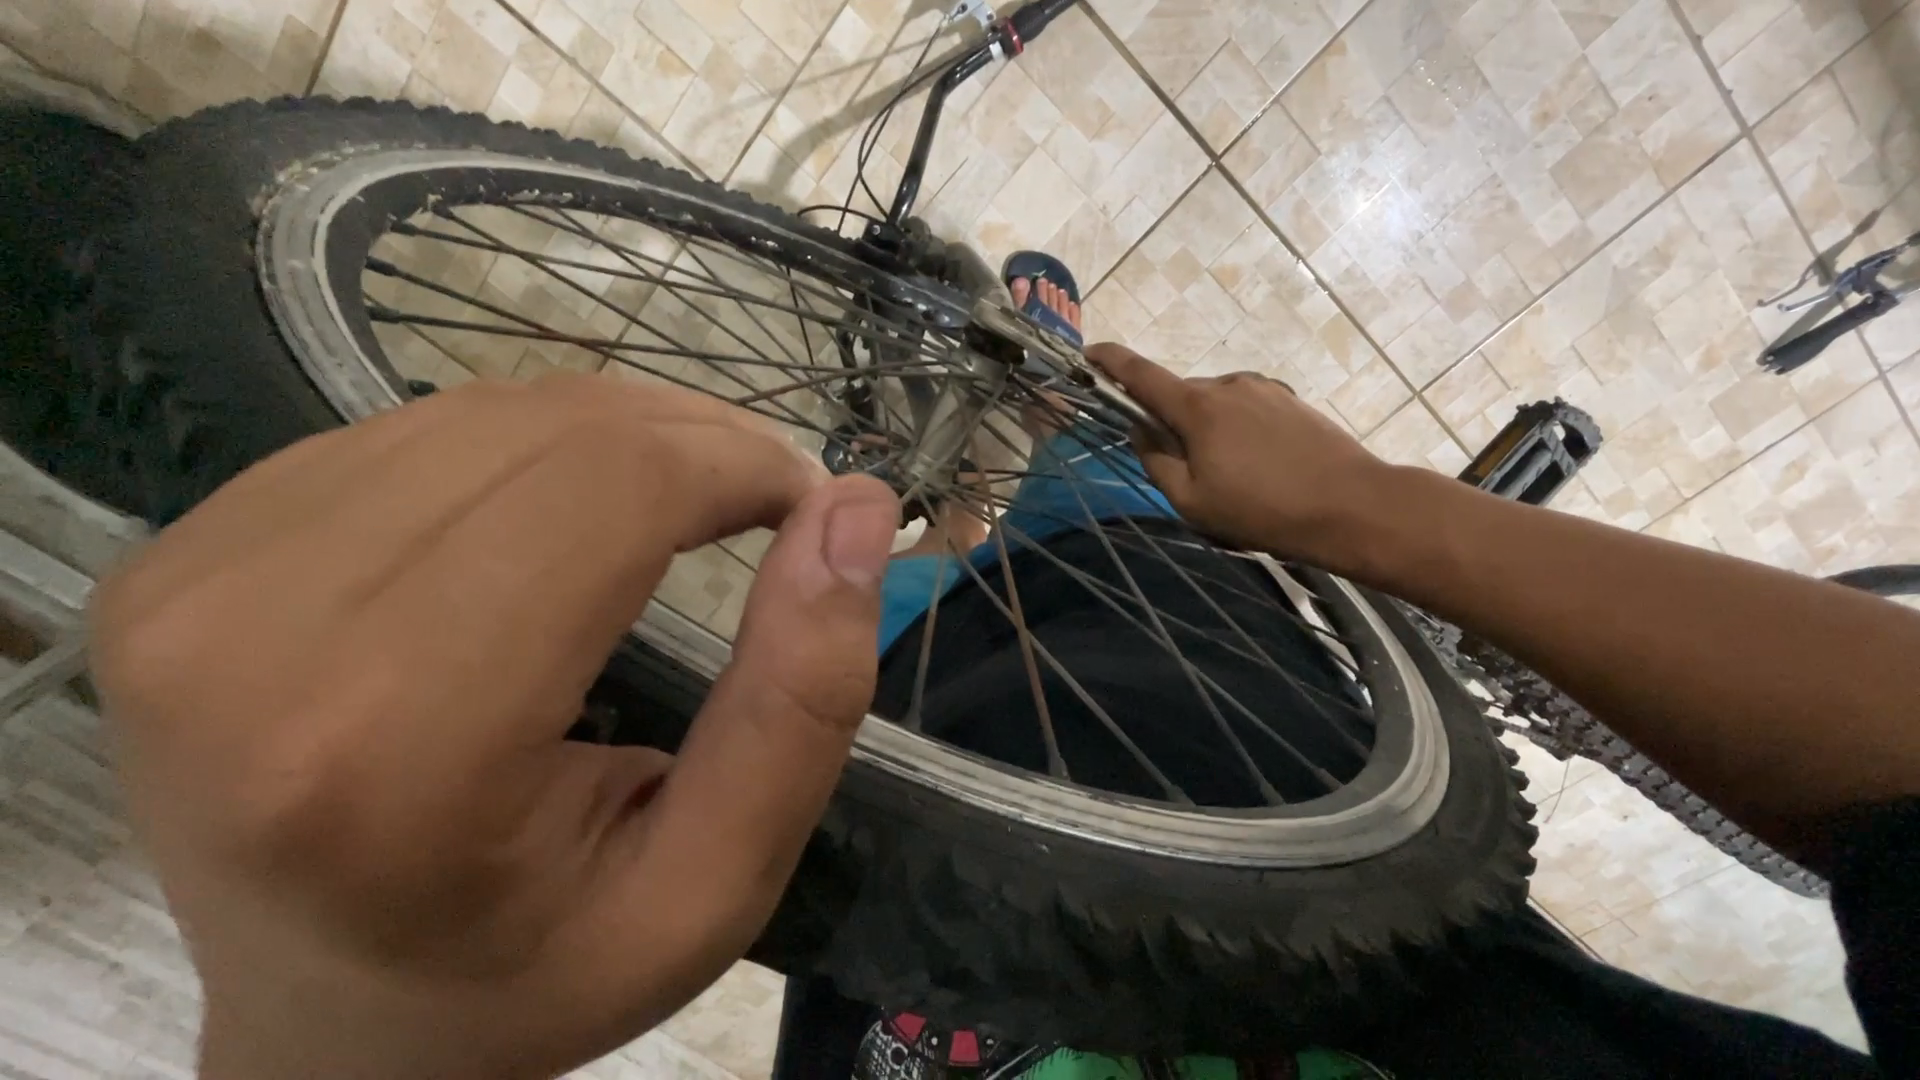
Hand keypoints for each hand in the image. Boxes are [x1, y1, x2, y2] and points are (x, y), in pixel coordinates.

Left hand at [90, 375, 901, 1079]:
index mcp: (393, 745)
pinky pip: (417, 431)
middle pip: (552, 432)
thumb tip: (855, 507)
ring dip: (626, 436)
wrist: (336, 1032)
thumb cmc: (541, 974)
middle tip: (767, 498)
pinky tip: (576, 512)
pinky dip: (539, 450)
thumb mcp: (716, 885)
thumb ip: (802, 703)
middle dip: (698, 441)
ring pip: (490, 410)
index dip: (739, 464)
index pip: (608, 490)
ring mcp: (197, 577)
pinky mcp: (188, 549)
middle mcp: (255, 636)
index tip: (808, 501)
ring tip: (688, 501)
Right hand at [1090, 344, 1391, 566]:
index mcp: (1197, 407)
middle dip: (1170, 423)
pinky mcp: (1290, 402)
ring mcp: (1263, 390)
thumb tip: (1140, 431)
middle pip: (1180, 396)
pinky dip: (1236, 431)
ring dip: (1207, 430)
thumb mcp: (1192, 501)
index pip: (1141, 374)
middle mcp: (1228, 385)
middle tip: (1183, 471)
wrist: (1350, 506)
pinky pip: (1245, 410)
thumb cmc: (1261, 510)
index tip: (1089, 354)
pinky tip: (1258, 468)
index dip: (1111, 361)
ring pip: (1215, 405)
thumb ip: (1156, 461)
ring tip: (1229, 478)